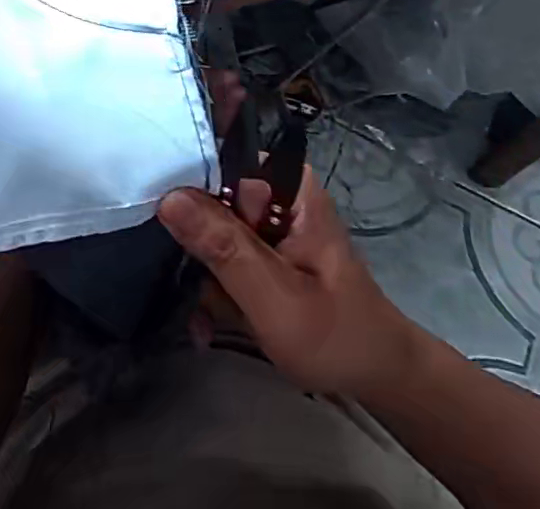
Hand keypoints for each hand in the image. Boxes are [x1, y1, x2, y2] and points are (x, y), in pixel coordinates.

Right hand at [157, 166, 427, 398]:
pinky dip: (214, 293)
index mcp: (289, 185)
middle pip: (209, 198)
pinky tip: (210, 326)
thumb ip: (223, 246)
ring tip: (207, 321)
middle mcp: (276, 196)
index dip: (188, 186)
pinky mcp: (261, 254)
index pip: (223, 160)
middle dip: (196, 250)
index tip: (161, 220)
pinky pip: (220, 258)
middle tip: (195, 290)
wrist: (378, 380)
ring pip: (209, 233)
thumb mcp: (275, 296)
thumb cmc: (337, 336)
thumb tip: (168, 197)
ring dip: (204, 281)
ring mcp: (268, 227)